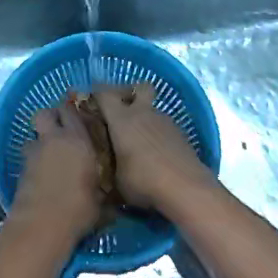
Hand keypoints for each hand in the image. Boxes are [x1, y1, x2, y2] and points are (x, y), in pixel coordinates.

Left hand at [11, 103, 108, 238]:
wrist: (41, 224)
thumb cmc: (79, 209)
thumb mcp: (101, 201)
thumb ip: (105, 192)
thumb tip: (114, 203)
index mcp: (77, 140)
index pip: (70, 110)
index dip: (73, 111)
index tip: (80, 119)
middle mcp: (53, 139)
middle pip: (44, 114)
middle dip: (51, 118)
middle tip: (61, 131)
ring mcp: (34, 153)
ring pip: (34, 135)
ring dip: (40, 141)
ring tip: (51, 155)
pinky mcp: (21, 168)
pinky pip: (29, 156)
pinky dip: (35, 160)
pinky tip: (44, 175)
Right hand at [93, 82, 208, 211]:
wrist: (187, 189)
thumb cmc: (144, 181)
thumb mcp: (116, 183)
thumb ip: (107, 170)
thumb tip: (101, 175)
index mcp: (122, 119)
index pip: (104, 93)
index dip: (95, 95)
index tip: (90, 105)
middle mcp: (144, 113)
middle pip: (139, 87)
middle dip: (129, 94)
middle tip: (120, 113)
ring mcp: (166, 122)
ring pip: (152, 110)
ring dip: (144, 119)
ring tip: (138, 144)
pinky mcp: (181, 134)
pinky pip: (164, 127)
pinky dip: (157, 135)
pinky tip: (155, 155)